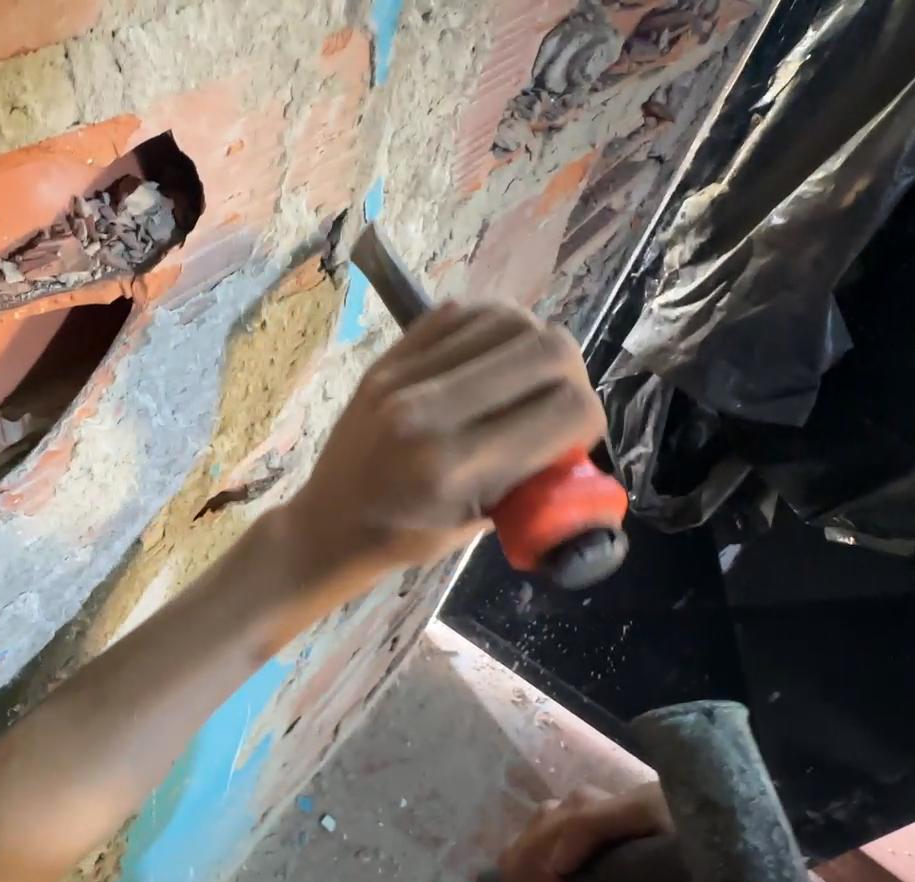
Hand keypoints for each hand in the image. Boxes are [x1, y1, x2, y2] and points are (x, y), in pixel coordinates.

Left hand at [282, 301, 604, 581]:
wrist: (327, 523)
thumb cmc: (404, 537)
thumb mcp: (479, 525)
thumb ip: (534, 473)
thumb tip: (577, 428)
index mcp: (454, 467)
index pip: (567, 407)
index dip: (587, 421)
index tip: (572, 438)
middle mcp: (428, 412)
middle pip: (548, 348)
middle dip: (570, 376)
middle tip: (552, 403)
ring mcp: (401, 379)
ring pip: (509, 319)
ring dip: (529, 346)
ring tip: (518, 380)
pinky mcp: (385, 361)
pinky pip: (459, 312)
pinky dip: (488, 328)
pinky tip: (486, 358)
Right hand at [498, 785, 727, 881]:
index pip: (659, 810)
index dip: (607, 818)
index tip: (565, 865)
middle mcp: (655, 859)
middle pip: (595, 804)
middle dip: (552, 851)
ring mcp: (613, 847)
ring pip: (560, 811)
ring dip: (530, 859)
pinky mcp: (575, 844)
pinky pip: (536, 823)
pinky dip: (518, 858)